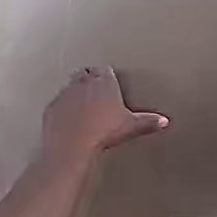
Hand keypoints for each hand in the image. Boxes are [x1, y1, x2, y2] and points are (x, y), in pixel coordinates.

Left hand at [42, 67, 167, 155]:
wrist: (73, 145)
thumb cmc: (103, 132)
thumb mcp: (131, 126)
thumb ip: (148, 121)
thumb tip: (164, 121)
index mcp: (103, 81)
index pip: (104, 70)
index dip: (106, 76)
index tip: (109, 82)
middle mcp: (83, 82)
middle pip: (85, 74)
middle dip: (89, 80)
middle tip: (96, 91)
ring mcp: (65, 94)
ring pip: (70, 87)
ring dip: (75, 94)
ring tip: (82, 107)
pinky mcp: (52, 108)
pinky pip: (57, 104)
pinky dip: (62, 110)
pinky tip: (68, 121)